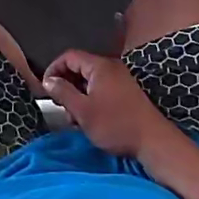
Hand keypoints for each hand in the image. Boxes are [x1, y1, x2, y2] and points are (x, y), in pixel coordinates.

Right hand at [42, 49, 179, 158]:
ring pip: (89, 81)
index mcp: (100, 66)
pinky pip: (100, 89)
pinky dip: (90, 100)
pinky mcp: (124, 92)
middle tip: (60, 105)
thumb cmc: (116, 125)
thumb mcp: (82, 110)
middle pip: (79, 68)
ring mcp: (120, 80)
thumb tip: (48, 80)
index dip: (54, 69)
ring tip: (75, 118)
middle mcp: (111, 68)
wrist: (152, 141)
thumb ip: (63, 92)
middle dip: (66, 85)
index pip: (69, 56)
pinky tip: (88, 119)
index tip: (45, 88)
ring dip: (77, 96)